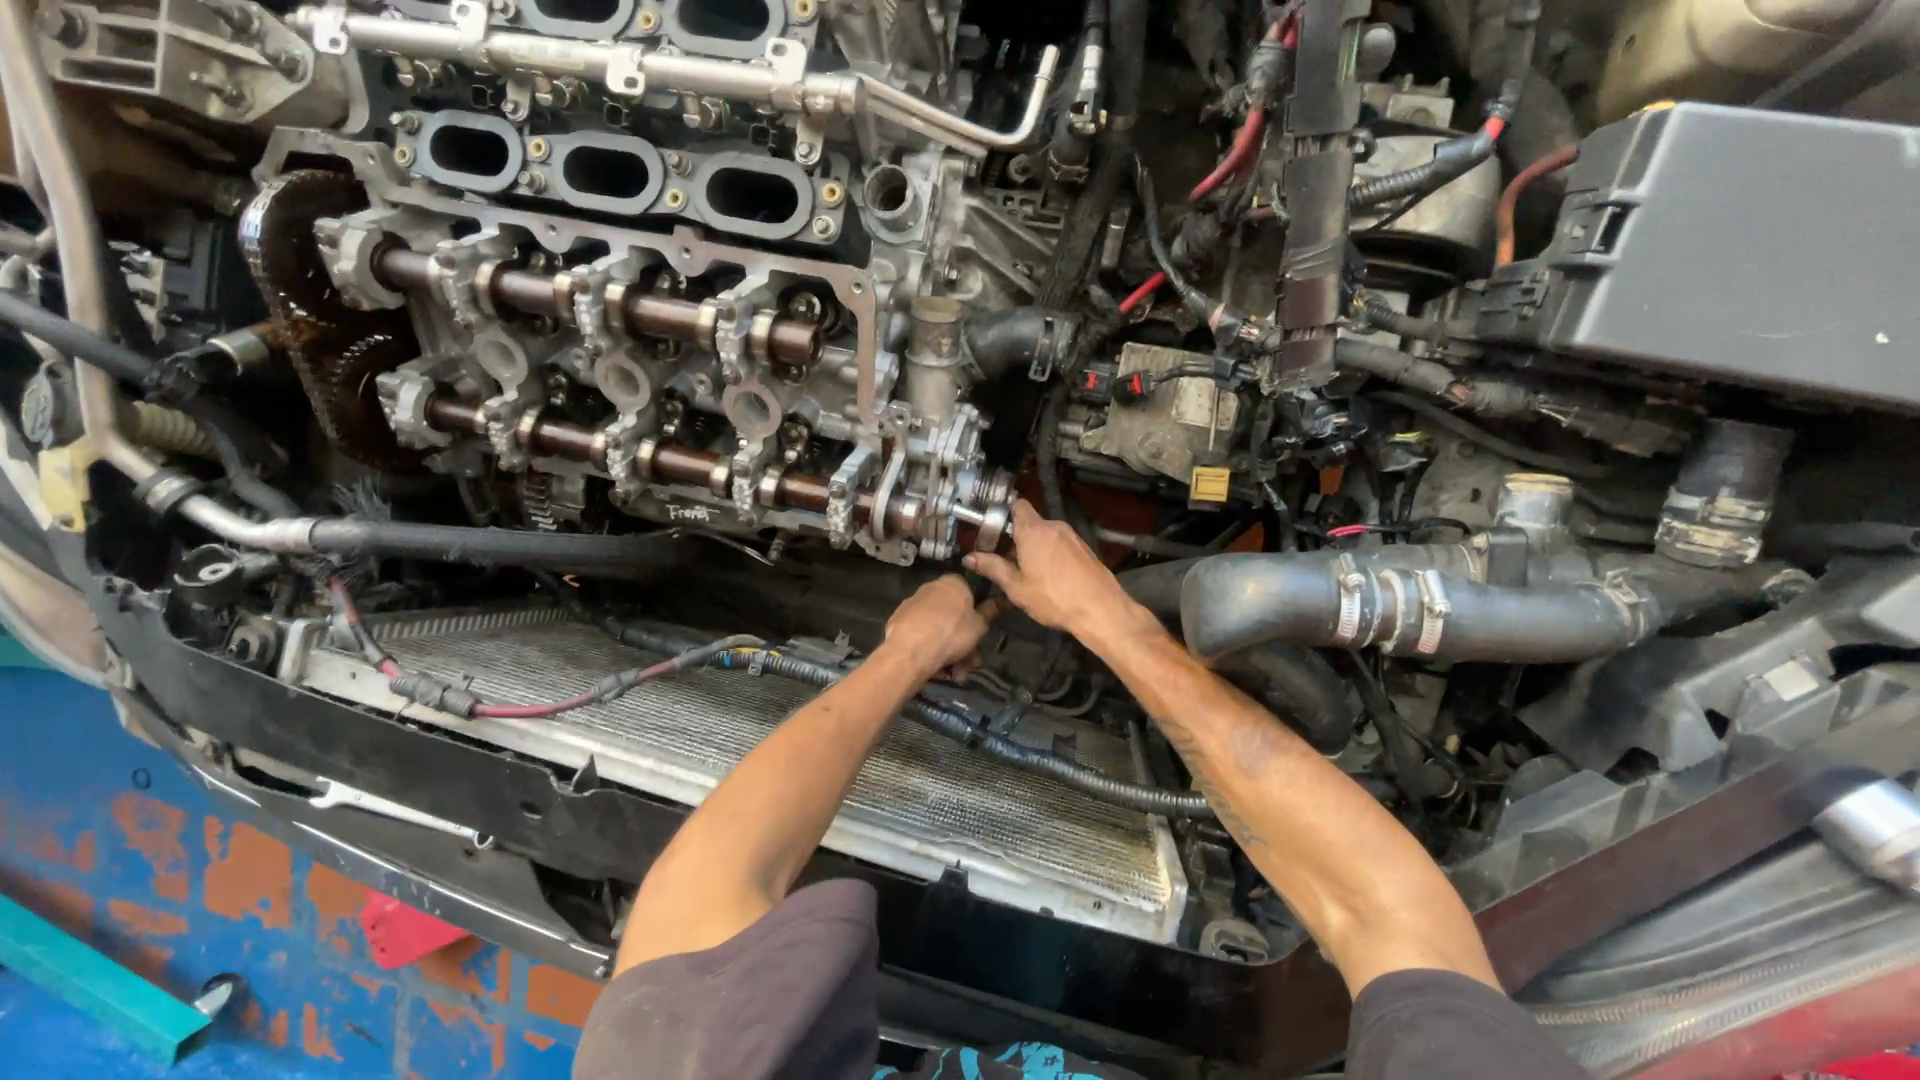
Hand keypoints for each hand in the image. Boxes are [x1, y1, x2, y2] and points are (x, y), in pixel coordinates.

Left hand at [883, 574, 997, 677]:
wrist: (911, 650)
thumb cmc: (952, 632)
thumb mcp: (979, 625)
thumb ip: (989, 612)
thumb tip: (1001, 600)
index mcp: (952, 582)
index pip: (969, 593)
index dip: (976, 617)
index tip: (979, 637)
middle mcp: (931, 588)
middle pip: (953, 617)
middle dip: (964, 644)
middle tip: (969, 665)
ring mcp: (913, 605)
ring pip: (938, 630)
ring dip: (949, 653)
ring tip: (953, 675)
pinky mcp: (899, 622)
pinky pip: (922, 636)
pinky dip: (930, 650)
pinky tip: (935, 670)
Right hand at [963, 500, 1159, 645]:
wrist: (1100, 609)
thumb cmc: (1053, 598)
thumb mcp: (1016, 587)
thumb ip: (992, 568)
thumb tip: (969, 557)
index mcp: (1034, 530)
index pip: (1017, 505)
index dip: (1003, 514)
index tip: (993, 532)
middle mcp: (1054, 526)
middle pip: (1030, 523)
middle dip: (1017, 538)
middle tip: (1006, 562)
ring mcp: (1072, 536)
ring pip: (1045, 535)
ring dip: (1034, 548)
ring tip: (1027, 574)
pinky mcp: (1084, 548)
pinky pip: (1060, 544)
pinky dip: (1051, 554)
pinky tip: (1050, 577)